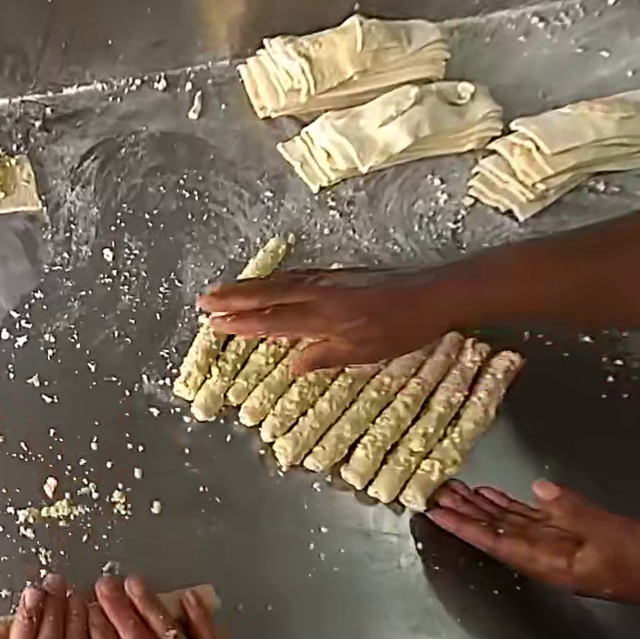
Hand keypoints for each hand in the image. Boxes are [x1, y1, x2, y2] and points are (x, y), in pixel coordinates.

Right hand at [196, 267, 465, 371]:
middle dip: (232, 298)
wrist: (437, 292)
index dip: (242, 324)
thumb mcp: (366, 352)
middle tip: (202, 300)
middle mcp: (318, 294)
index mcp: (323, 317)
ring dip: (244, 287)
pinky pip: (291, 276)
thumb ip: (326, 357)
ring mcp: (324, 280)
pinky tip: (260, 283)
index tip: (214, 324)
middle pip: (266, 295)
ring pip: (276, 282)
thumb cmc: (403, 328)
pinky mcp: (333, 273)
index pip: (272, 321)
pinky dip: (268, 280)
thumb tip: (293, 365)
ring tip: (218, 290)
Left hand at [426, 479, 639, 616]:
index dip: (463, 526)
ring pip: (514, 524)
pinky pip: (539, 519)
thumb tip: (539, 490)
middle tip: (433, 491)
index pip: (497, 543)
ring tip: (454, 488)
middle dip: (465, 512)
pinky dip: (515, 505)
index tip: (433, 513)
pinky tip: (494, 493)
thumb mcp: (622, 538)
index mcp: (556, 565)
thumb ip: (577, 514)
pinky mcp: (586, 534)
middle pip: (498, 532)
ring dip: (484, 506)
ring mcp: (569, 545)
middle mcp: (554, 556)